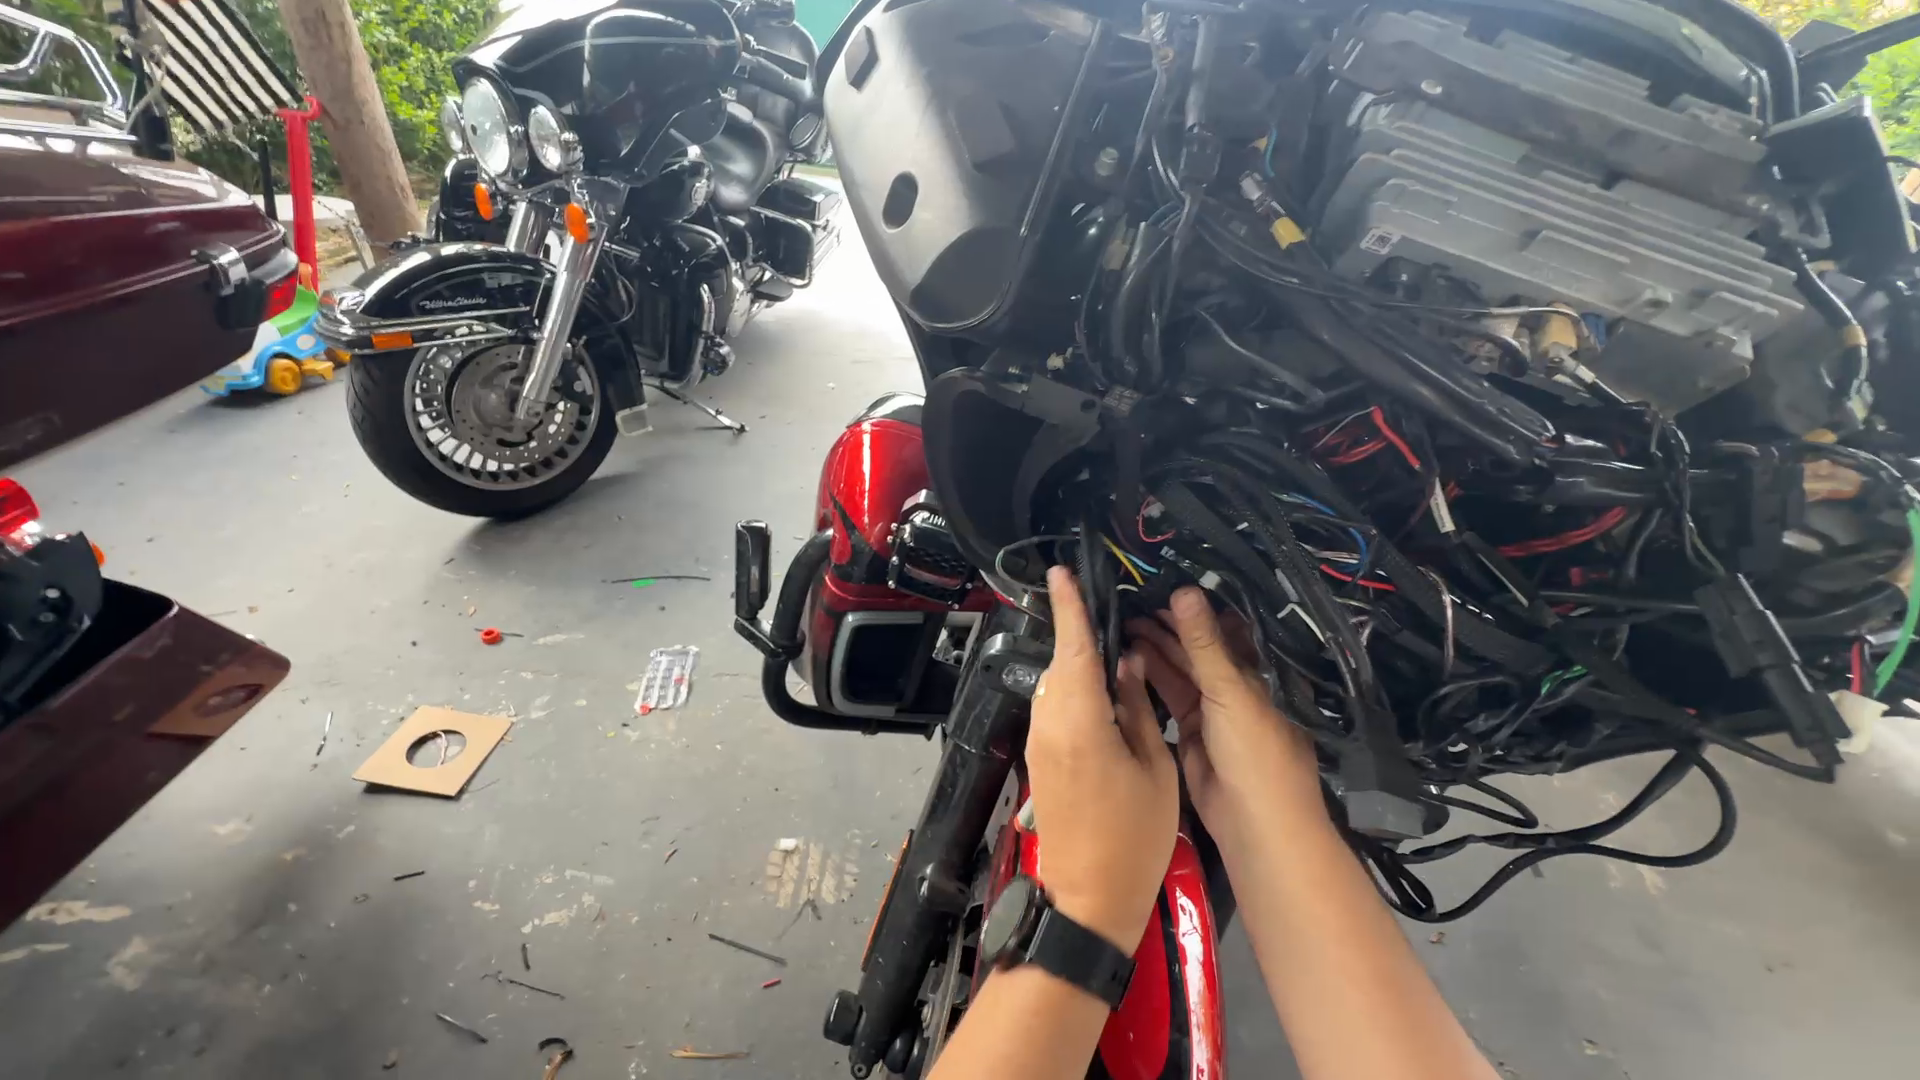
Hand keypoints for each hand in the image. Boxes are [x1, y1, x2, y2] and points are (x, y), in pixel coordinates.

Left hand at [1025, 566, 1180, 950]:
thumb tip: (1128, 665)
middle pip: (1063, 663)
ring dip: (1080, 665)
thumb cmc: (1133, 837)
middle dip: (1081, 635)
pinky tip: (1102, 696)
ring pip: (1057, 685)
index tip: (1061, 572)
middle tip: (1108, 612)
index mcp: (1080, 720)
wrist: (1087, 897)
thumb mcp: (1154, 767)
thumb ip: (1137, 708)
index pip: (1073, 648)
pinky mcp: (1038, 758)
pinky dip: (1075, 691)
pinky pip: (1055, 708)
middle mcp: (1049, 723)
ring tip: (1114, 655)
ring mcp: (1038, 741)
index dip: (1068, 606)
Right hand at [1127, 587, 1322, 855]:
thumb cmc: (1254, 752)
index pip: (1220, 630)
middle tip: (1128, 605)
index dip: (1192, 610)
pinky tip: (1125, 661)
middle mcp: (1230, 688)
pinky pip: (1167, 699)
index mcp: (1251, 674)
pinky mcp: (1187, 734)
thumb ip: (1203, 643)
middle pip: (1194, 650)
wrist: (1255, 824)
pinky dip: (1148, 680)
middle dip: (1166, 628)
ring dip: (1154, 651)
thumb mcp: (1229, 691)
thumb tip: (1184, 589)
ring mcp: (1209, 712)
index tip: (1158, 586)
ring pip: (1178, 673)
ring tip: (1120, 626)